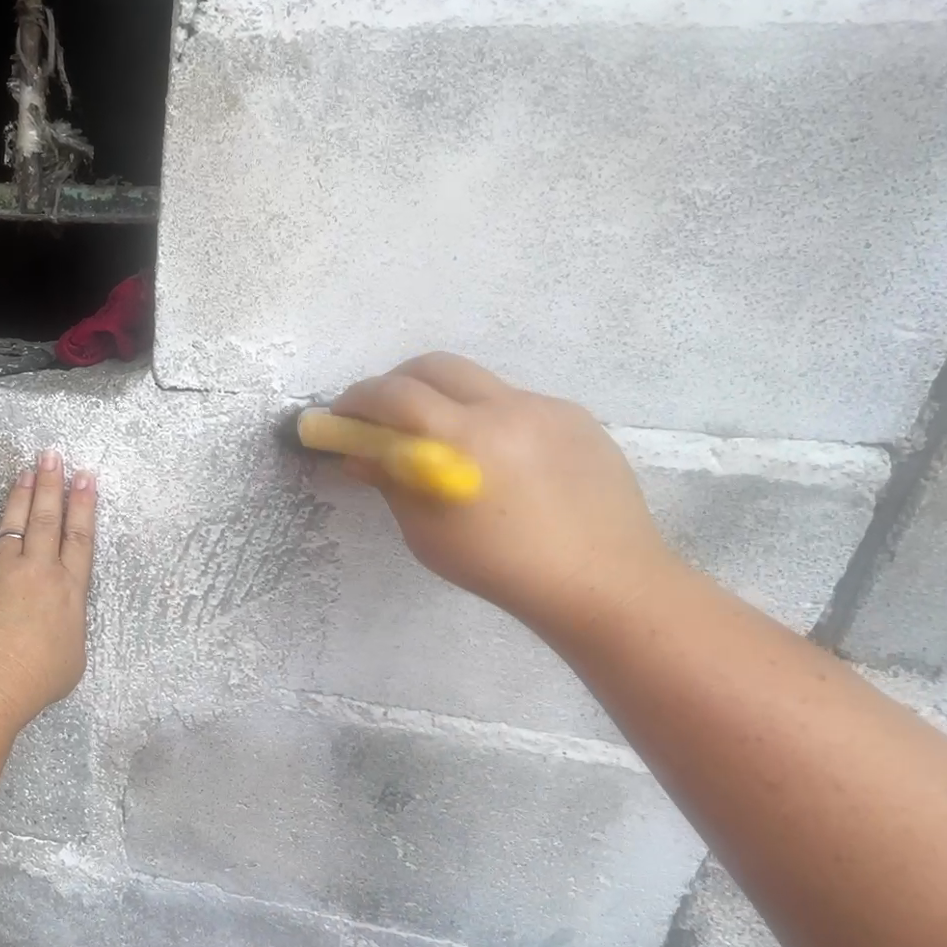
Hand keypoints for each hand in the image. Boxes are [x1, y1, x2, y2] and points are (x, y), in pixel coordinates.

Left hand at [0, 450, 96, 722]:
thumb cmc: (37, 678)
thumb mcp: (74, 655)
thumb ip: (70, 625)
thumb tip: (61, 615)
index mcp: (68, 590)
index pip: (79, 537)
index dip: (84, 505)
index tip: (85, 477)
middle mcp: (36, 571)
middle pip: (46, 520)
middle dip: (51, 485)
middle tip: (52, 455)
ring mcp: (0, 573)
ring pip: (10, 525)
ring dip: (18, 496)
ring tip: (24, 471)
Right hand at [332, 353, 678, 627]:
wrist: (605, 581)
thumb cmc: (501, 567)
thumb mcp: (427, 533)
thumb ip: (391, 482)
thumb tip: (359, 454)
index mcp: (463, 438)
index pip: (394, 393)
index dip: (358, 398)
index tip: (341, 416)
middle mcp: (505, 406)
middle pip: (434, 365)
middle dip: (397, 383)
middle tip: (383, 417)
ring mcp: (546, 407)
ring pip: (478, 382)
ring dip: (445, 400)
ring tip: (445, 446)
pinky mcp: (576, 417)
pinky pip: (517, 404)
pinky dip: (489, 419)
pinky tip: (498, 463)